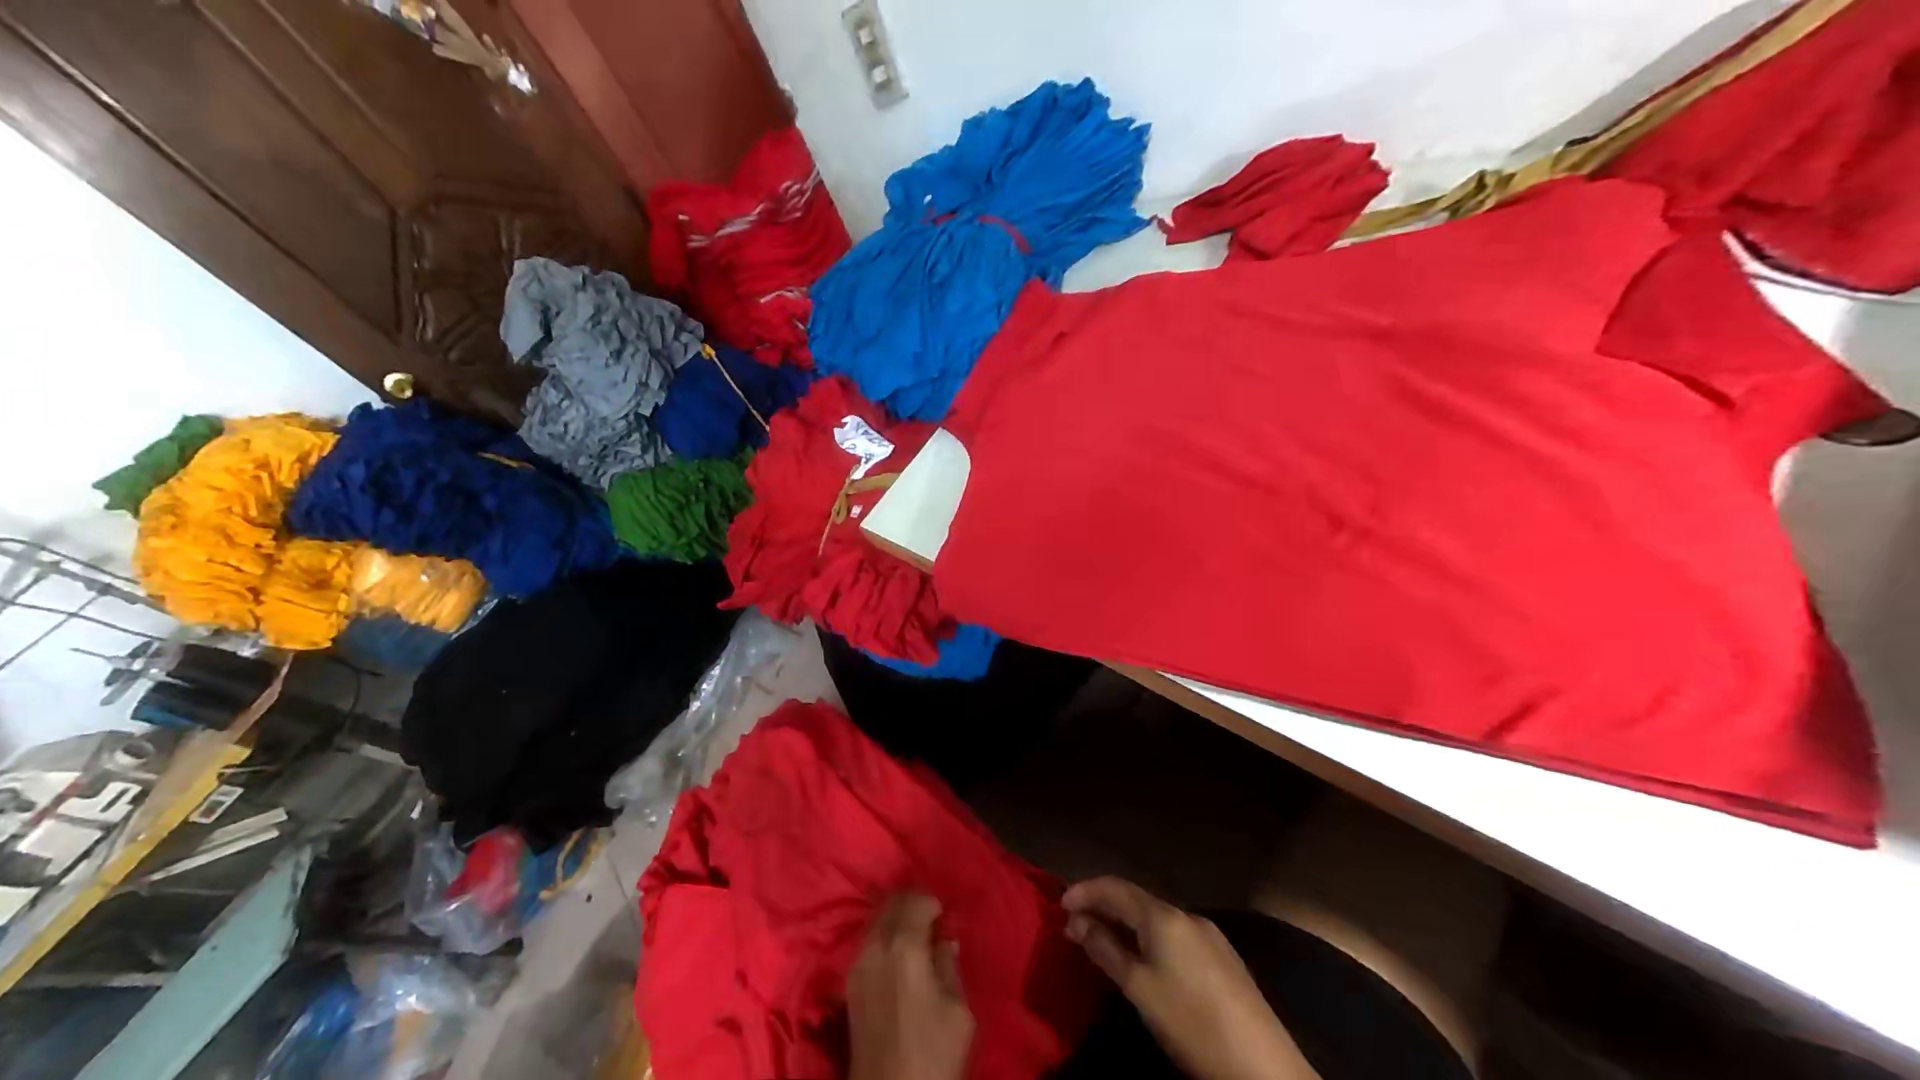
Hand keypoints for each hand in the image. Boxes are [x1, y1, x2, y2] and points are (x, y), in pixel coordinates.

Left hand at [847, 893, 974, 1079]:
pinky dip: (884, 937)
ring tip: (917, 941)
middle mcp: (874, 946)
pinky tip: (898, 959)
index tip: (946, 922)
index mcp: (903, 946)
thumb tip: (944, 942)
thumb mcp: (957, 1010)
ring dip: (896, 920)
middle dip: (913, 905)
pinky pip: (867, 942)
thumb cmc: (932, 1054)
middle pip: (891, 902)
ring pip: (876, 920)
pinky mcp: (849, 984)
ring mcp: (856, 964)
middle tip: (932, 924)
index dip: (934, 904)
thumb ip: (949, 965)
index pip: (916, 899)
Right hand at [1063, 877, 1318, 1079]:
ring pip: (1155, 917)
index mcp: (1164, 917)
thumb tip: (1078, 923)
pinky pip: (1173, 933)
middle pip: (1136, 899)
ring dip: (1125, 923)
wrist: (1262, 1066)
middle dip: (1103, 908)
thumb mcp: (1139, 989)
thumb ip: (1106, 950)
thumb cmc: (1191, 1022)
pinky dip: (1148, 936)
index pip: (1115, 887)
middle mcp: (1187, 915)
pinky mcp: (1222, 956)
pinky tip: (1141, 957)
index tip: (1059, 906)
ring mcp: (1209, 934)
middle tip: (1074, 927)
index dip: (1084, 891)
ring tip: (1101, 942)